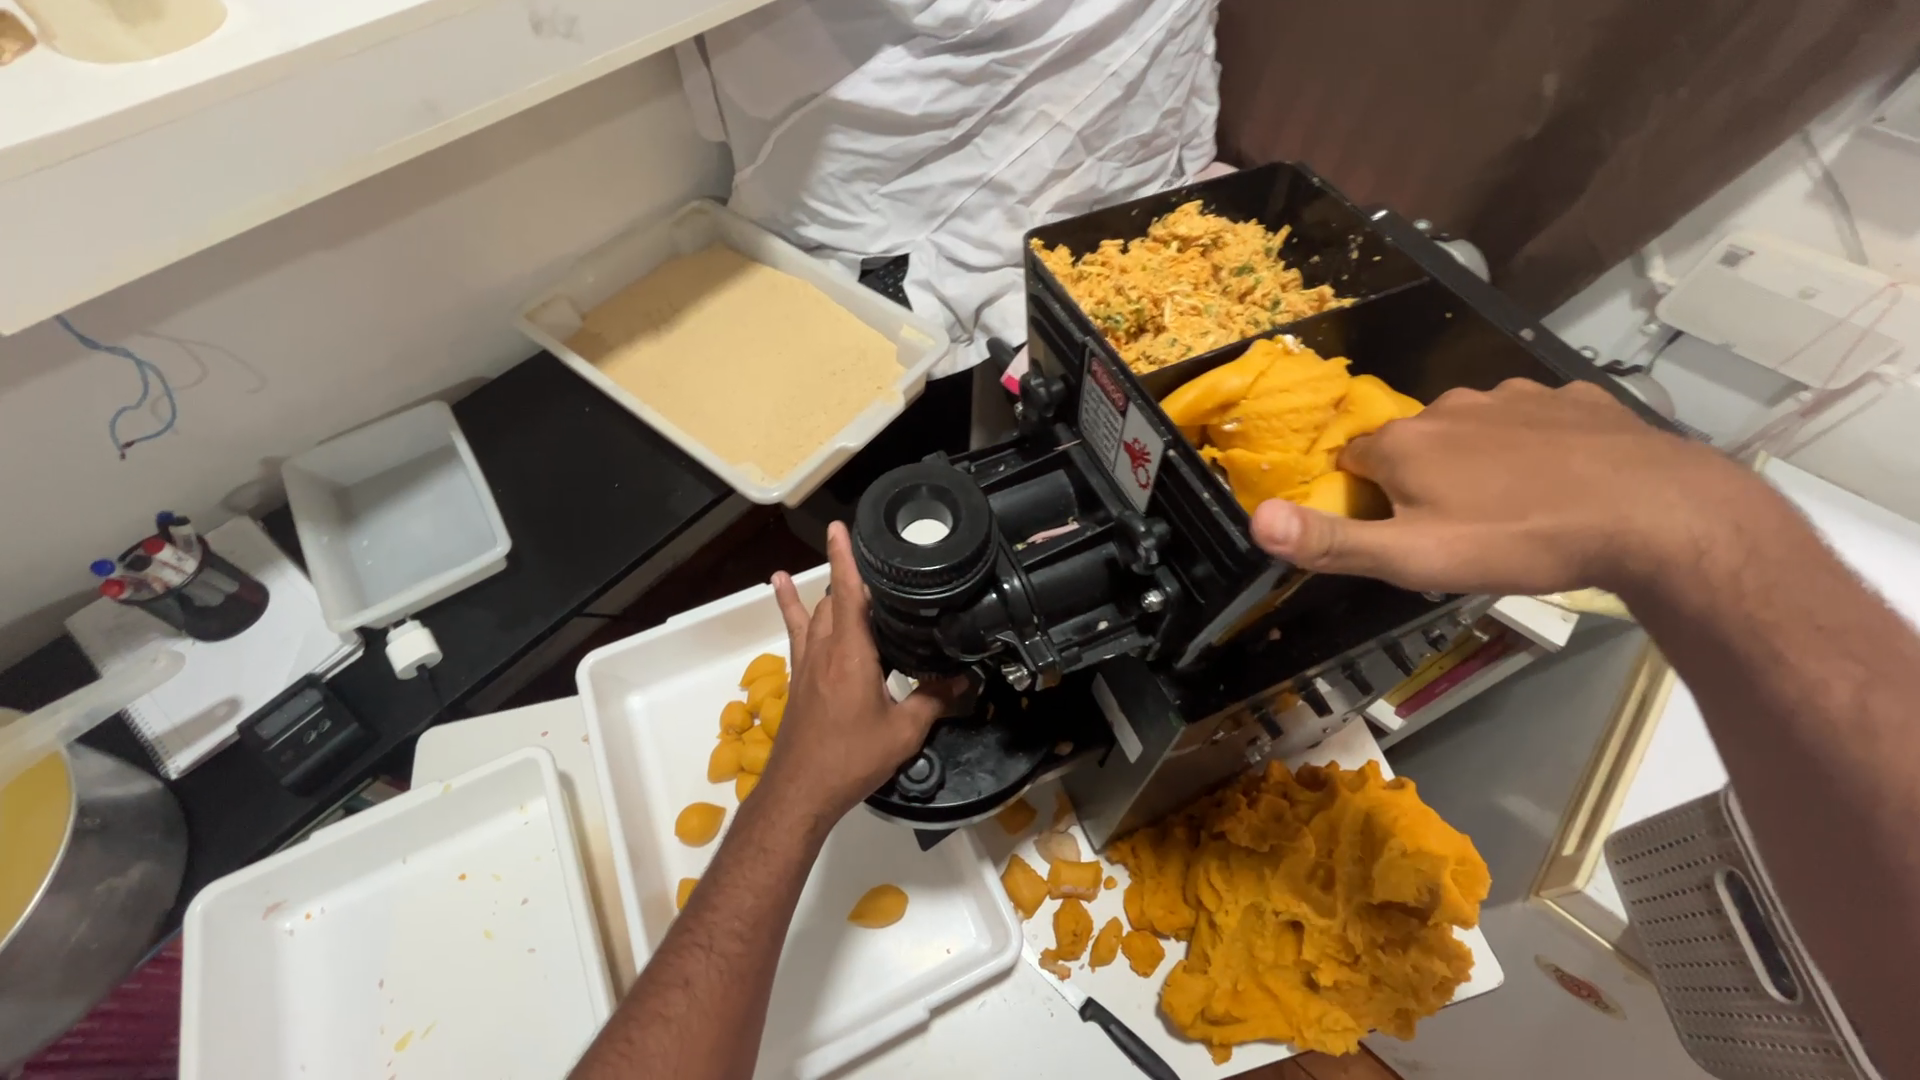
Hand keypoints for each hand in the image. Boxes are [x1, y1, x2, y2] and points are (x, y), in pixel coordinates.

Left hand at [764, 521, 962, 819]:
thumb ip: (934, 700)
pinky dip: (792, 614)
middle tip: (868, 562)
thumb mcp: (904, 732)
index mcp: (851, 654)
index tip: (841, 528)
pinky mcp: (798, 681)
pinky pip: (797, 637)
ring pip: (812, 616)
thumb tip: (962, 680)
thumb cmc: (852, 758)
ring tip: (804, 573)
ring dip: (818, 595)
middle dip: (846, 577)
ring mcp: (806, 665)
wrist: (801, 790)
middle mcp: (824, 650)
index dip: (845, 558)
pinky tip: (787, 603)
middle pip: (832, 601)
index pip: (849, 594)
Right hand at [1249, 378, 1782, 595]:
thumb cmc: (1516, 540)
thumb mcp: (1411, 558)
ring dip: (1473, 460)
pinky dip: (1533, 445)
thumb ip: (1329, 542)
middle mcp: (1449, 406)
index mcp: (1403, 443)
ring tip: (1509, 508)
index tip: (1393, 528)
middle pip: (1411, 444)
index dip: (1365, 497)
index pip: (1354, 462)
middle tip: (1452, 527)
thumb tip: (1256, 521)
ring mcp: (1516, 395)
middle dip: (1417, 478)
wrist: (1655, 515)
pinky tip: (1561, 480)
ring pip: (1470, 429)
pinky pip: (1533, 419)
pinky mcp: (1574, 397)